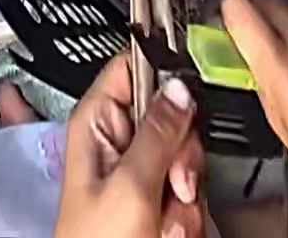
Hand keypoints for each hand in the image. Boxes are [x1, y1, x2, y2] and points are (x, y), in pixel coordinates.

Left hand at [53, 52, 206, 237]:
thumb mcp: (130, 187)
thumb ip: (158, 133)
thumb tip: (179, 85)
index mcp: (98, 120)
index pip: (131, 67)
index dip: (160, 71)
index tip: (188, 92)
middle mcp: (118, 139)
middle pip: (169, 116)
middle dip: (180, 156)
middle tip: (173, 184)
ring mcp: (139, 173)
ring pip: (185, 161)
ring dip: (184, 198)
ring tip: (163, 223)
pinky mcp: (157, 205)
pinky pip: (189, 197)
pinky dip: (186, 221)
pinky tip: (168, 235)